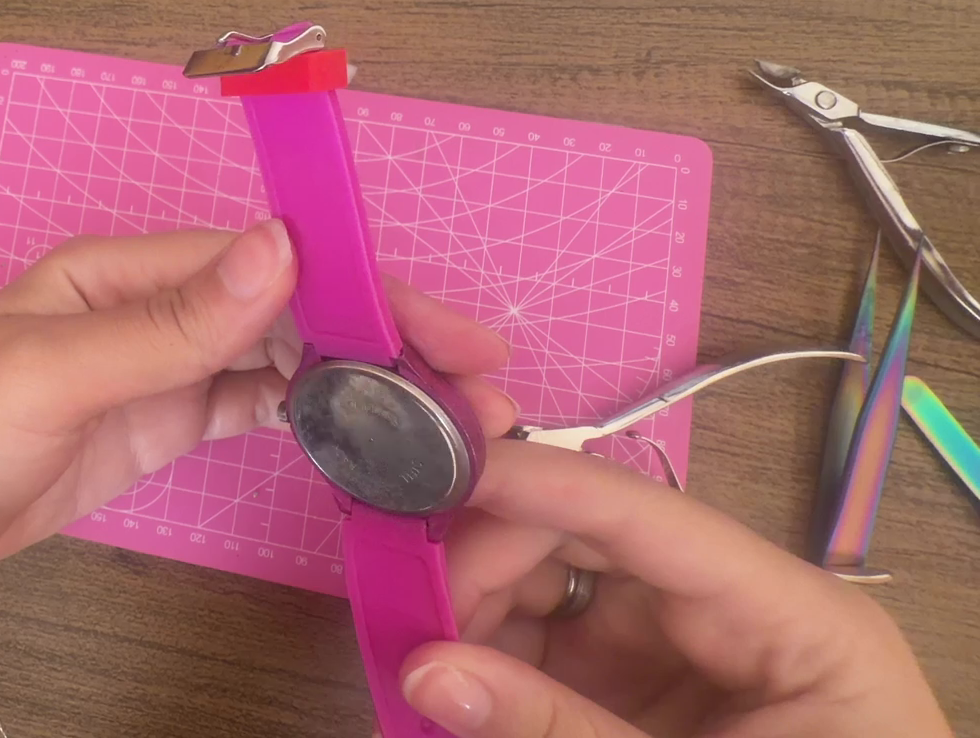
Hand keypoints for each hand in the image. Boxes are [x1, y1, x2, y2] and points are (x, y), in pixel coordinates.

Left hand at [0, 223, 515, 569]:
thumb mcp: (58, 371)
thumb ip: (169, 322)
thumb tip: (276, 249)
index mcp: (122, 271)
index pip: (254, 261)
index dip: (347, 284)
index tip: (432, 322)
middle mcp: (150, 305)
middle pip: (279, 304)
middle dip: (373, 331)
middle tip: (470, 377)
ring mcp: (161, 363)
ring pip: (275, 353)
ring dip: (352, 373)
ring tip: (436, 408)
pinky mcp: (163, 416)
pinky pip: (248, 401)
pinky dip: (306, 410)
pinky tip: (356, 427)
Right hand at [400, 441, 953, 737]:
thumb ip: (559, 729)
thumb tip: (416, 671)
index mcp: (780, 610)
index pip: (630, 509)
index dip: (521, 480)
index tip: (418, 477)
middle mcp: (712, 596)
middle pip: (569, 529)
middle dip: (479, 556)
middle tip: (409, 603)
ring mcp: (663, 629)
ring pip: (537, 567)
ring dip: (468, 597)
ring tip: (417, 646)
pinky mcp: (622, 662)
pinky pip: (533, 622)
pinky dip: (480, 637)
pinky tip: (445, 664)